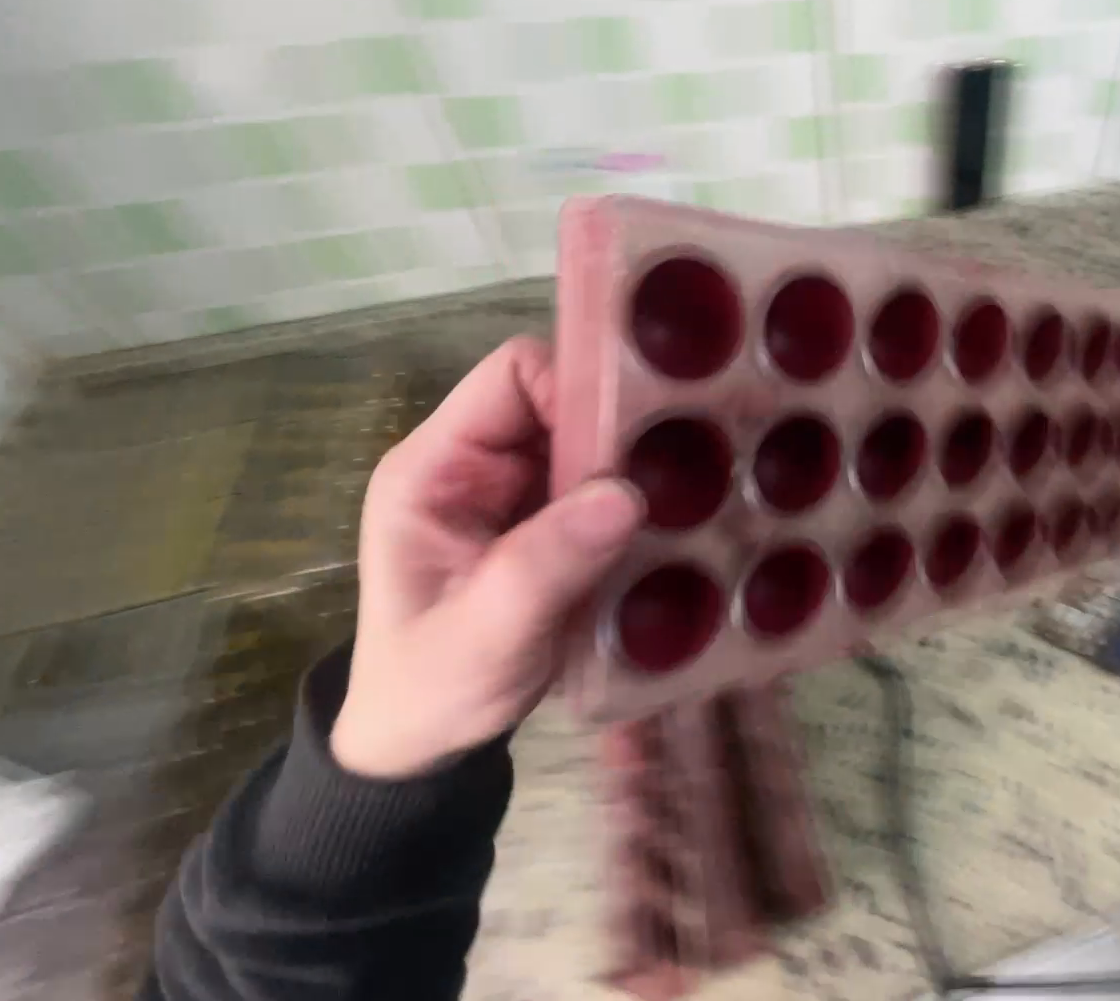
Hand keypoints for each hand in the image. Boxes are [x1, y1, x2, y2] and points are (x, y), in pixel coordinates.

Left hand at [336, 336, 641, 778]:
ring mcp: (519, 494)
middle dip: (623, 427)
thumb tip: (625, 495)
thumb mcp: (483, 636)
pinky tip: (676, 525)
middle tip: (685, 466)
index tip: (635, 441)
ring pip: (593, 443)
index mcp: (437, 468)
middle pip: (563, 403)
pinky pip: (606, 487)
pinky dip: (641, 500)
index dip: (577, 388)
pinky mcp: (553, 524)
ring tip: (694, 494)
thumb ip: (544, 565)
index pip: (512, 377)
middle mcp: (479, 465)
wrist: (425, 741)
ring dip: (639, 465)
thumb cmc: (433, 689)